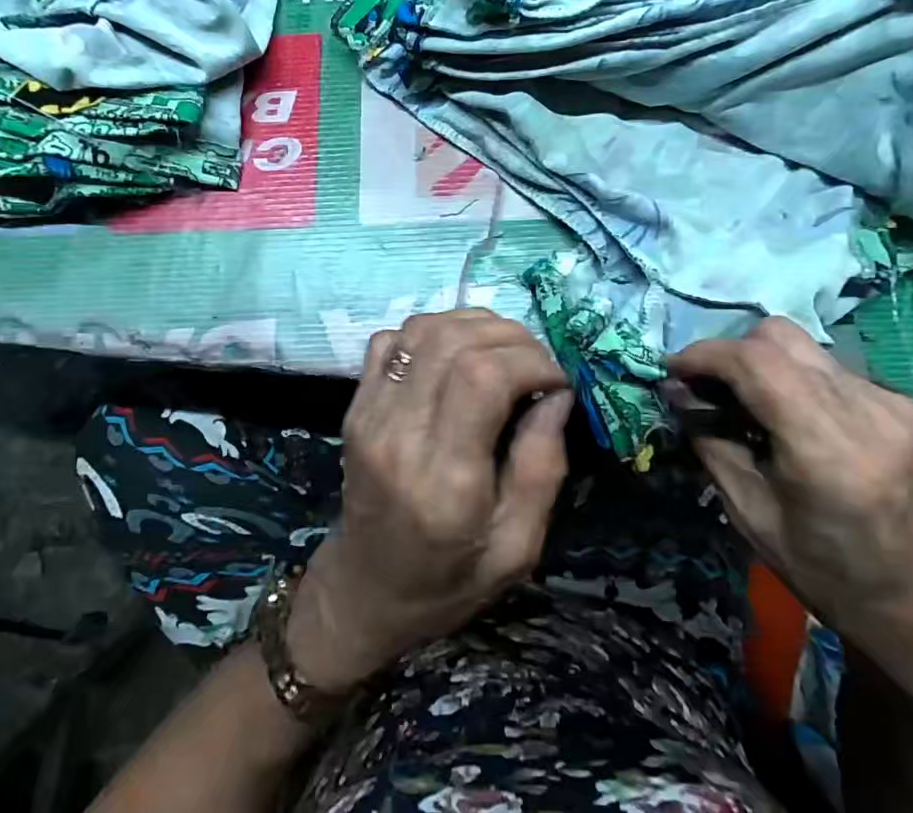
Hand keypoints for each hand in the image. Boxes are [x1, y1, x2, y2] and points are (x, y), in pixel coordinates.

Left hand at [288, 310, 574, 691]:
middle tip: (537, 366)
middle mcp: (398, 434)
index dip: (530, 361)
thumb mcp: (517, 548)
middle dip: (510, 338)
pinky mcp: (355, 405)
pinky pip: (390, 340)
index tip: (557, 382)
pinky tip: (456, 358)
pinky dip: (431, 333)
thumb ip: (542, 468)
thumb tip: (557, 393)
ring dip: (473, 326)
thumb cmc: (450, 579)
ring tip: (504, 355)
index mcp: (445, 479)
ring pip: (420, 329)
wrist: (366, 587)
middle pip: (452, 342)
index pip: (481, 377)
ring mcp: (368, 414)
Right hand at [666, 318, 912, 670]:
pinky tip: (788, 416)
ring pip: (804, 347)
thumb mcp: (746, 509)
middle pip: (780, 337)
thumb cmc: (819, 568)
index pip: (756, 362)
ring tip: (744, 402)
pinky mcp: (909, 406)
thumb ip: (710, 440)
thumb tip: (675, 389)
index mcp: (829, 449)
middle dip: (730, 351)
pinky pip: (830, 368)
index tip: (672, 369)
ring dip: (761, 364)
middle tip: (705, 385)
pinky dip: (795, 380)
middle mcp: (870, 413)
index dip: (705, 354)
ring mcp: (897, 405)